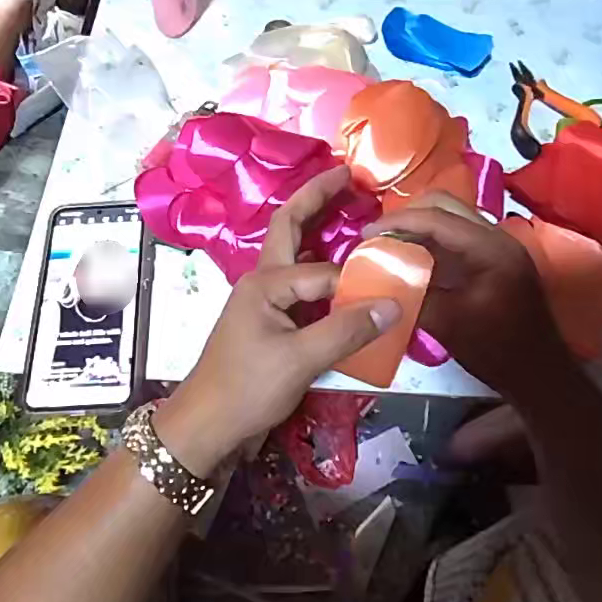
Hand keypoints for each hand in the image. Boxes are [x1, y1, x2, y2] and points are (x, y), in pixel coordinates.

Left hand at [154, 166, 400, 474]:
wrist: (207, 428)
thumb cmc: (246, 388)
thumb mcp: (299, 360)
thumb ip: (347, 330)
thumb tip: (394, 304)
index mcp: (266, 281)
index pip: (325, 272)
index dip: (357, 286)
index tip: (388, 301)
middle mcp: (262, 279)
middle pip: (291, 225)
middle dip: (316, 196)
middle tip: (347, 173)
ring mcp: (264, 298)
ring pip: (294, 250)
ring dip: (316, 225)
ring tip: (345, 207)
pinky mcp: (271, 318)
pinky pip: (301, 281)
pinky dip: (322, 266)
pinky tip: (340, 269)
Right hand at [361, 203, 570, 398]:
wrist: (539, 375)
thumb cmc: (497, 350)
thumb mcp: (448, 323)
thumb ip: (413, 292)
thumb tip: (378, 276)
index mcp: (491, 248)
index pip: (438, 217)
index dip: (398, 221)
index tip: (365, 234)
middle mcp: (498, 237)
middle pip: (446, 206)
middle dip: (408, 216)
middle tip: (376, 237)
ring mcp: (498, 246)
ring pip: (452, 218)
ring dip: (419, 226)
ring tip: (387, 244)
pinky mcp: (493, 259)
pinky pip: (457, 237)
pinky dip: (432, 242)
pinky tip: (411, 257)